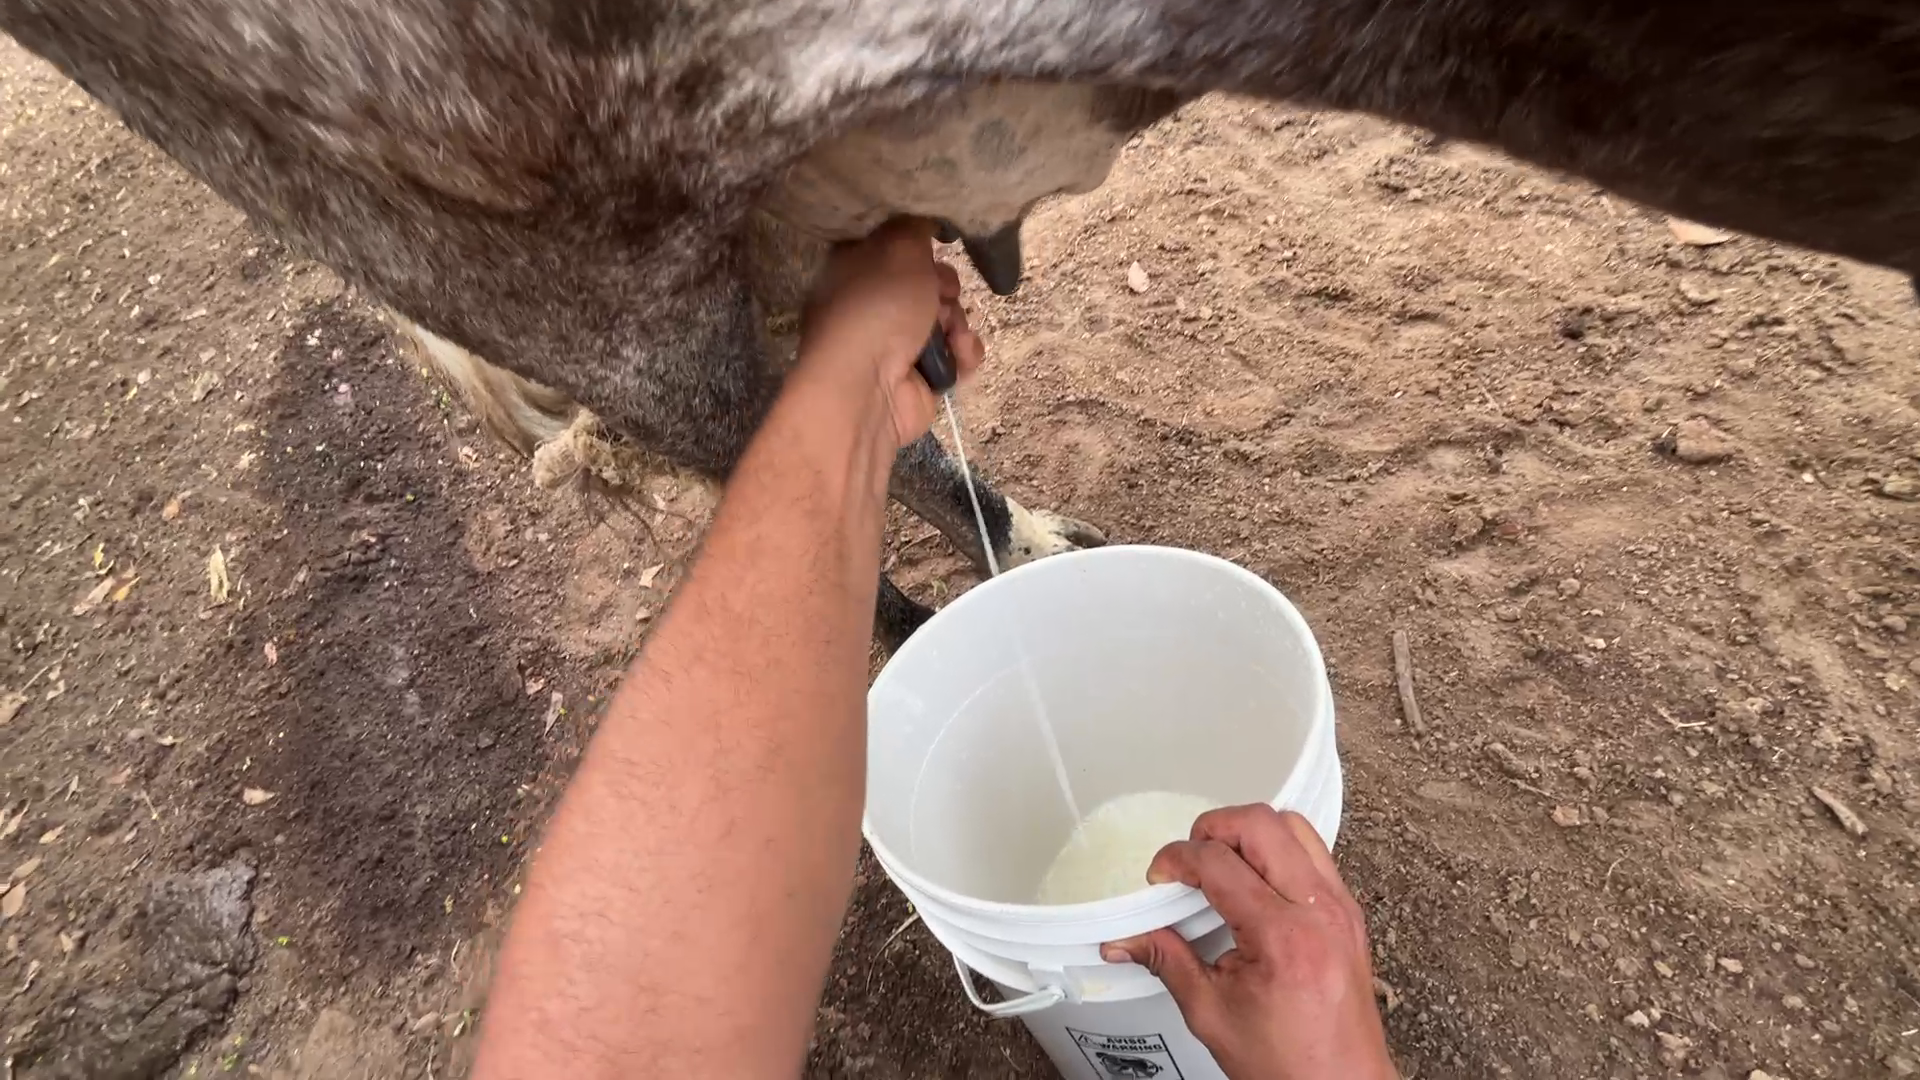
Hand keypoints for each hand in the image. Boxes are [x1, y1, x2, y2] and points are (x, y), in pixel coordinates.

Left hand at [794, 218, 983, 447]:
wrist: (869, 387)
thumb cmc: (877, 305)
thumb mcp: (898, 244)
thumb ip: (915, 225)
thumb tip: (926, 220)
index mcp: (854, 270)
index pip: (893, 248)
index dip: (920, 244)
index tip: (937, 243)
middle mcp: (873, 307)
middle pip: (927, 284)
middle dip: (946, 287)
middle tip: (944, 292)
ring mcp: (897, 346)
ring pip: (947, 321)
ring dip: (959, 322)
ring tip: (951, 332)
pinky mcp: (920, 379)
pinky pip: (955, 357)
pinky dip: (963, 355)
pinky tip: (959, 354)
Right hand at [1104, 806, 1395, 1079]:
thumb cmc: (1288, 1066)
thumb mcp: (1210, 1013)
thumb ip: (1165, 959)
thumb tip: (1122, 938)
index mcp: (1283, 937)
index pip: (1217, 862)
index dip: (1176, 859)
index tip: (1160, 878)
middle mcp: (1318, 910)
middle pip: (1258, 823)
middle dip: (1212, 828)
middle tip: (1190, 861)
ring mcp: (1340, 906)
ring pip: (1290, 824)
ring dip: (1247, 832)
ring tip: (1221, 863)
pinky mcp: (1348, 909)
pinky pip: (1311, 848)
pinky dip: (1275, 847)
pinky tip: (1253, 877)